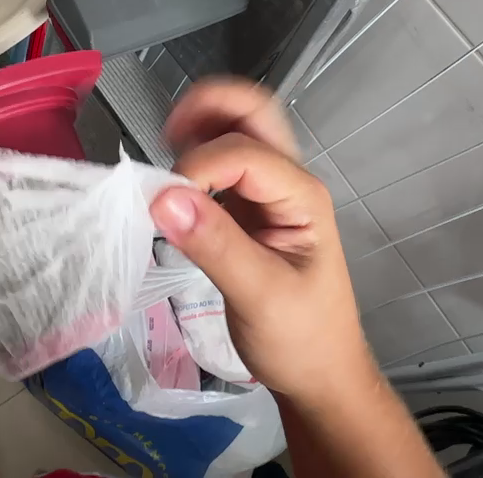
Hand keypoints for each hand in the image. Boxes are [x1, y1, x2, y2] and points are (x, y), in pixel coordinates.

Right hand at [149, 84, 375, 404]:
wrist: (320, 378)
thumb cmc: (301, 340)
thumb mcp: (261, 298)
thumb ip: (215, 245)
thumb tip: (162, 198)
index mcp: (300, 195)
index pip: (244, 152)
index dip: (199, 167)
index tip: (164, 205)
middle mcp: (287, 180)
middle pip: (254, 111)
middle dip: (210, 105)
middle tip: (169, 130)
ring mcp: (268, 190)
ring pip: (239, 127)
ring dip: (202, 124)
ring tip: (166, 147)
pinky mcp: (248, 206)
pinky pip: (223, 160)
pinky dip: (196, 152)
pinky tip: (174, 174)